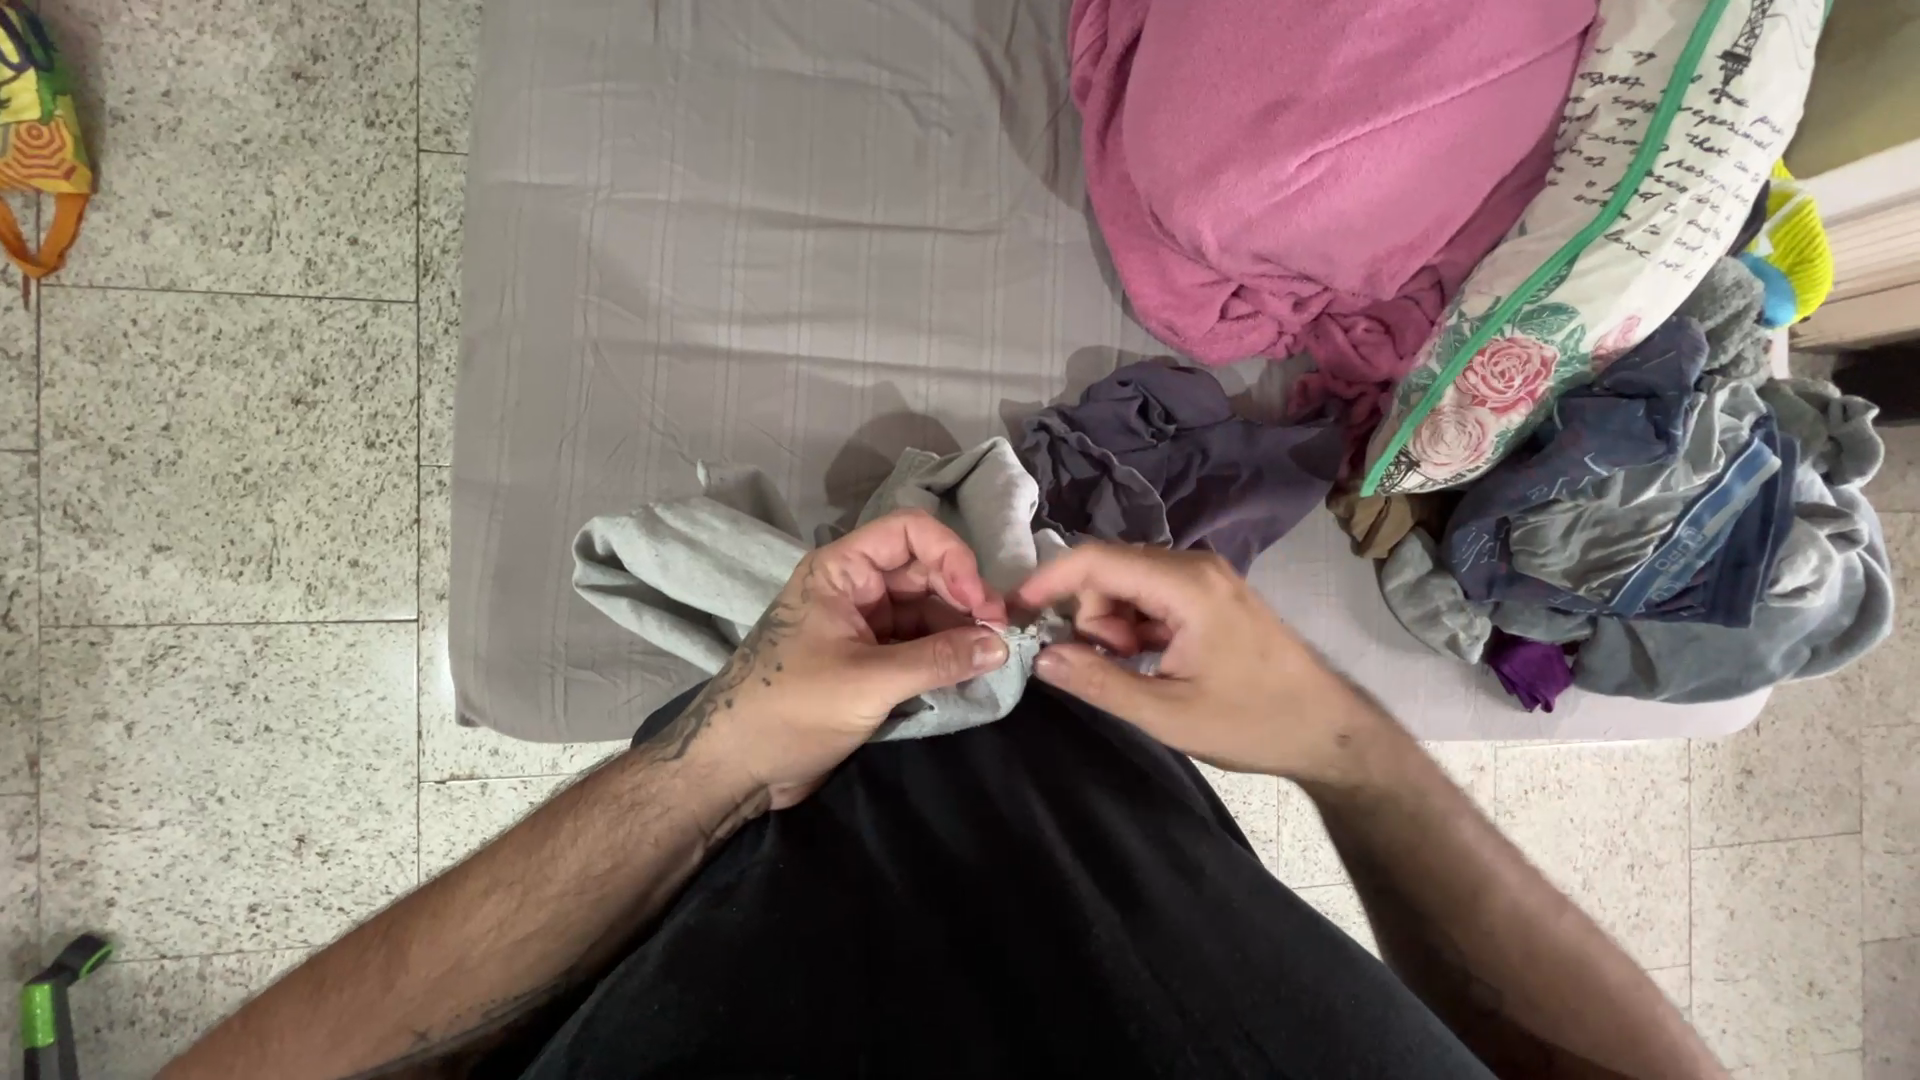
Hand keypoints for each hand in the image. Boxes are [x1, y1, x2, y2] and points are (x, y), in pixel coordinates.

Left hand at [664, 509, 1011, 809]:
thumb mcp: (868, 682)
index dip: (952, 555)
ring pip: (927, 608)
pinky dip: (947, 652)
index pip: (910, 532)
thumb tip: (1001, 646)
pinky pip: (919, 642)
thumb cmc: (790, 709)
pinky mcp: (871, 659)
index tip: (980, 600)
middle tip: (1001, 633)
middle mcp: (856, 587)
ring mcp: (864, 624)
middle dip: (965, 595)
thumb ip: (938, 660)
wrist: (737, 767)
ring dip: (961, 627)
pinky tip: (972, 668)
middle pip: (925, 570)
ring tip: (994, 654)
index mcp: (841, 570)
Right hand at [1012, 543, 1389, 783]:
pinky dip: (1135, 626)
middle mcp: (1194, 566)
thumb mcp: (1167, 713)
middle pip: (1108, 571)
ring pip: (1126, 584)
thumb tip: (1040, 658)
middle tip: (1112, 664)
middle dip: (1090, 616)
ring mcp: (1204, 578)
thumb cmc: (1253, 722)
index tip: (1015, 611)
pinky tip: (1152, 660)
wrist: (1329, 732)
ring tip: (1140, 669)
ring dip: (1113, 625)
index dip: (1048, 580)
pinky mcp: (1208, 594)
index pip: (1097, 560)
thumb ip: (1098, 683)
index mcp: (1186, 585)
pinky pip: (1149, 596)